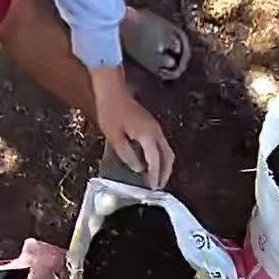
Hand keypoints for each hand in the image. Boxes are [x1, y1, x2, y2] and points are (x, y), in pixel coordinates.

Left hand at [91, 66, 172, 188]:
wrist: (112, 91)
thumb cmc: (111, 112)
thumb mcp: (114, 137)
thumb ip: (127, 154)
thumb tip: (138, 169)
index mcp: (147, 135)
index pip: (155, 160)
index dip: (155, 175)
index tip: (152, 188)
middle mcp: (156, 132)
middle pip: (167, 156)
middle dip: (165, 173)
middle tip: (158, 187)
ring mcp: (156, 128)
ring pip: (167, 151)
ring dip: (165, 166)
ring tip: (157, 179)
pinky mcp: (152, 126)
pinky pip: (163, 146)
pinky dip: (162, 158)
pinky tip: (153, 164)